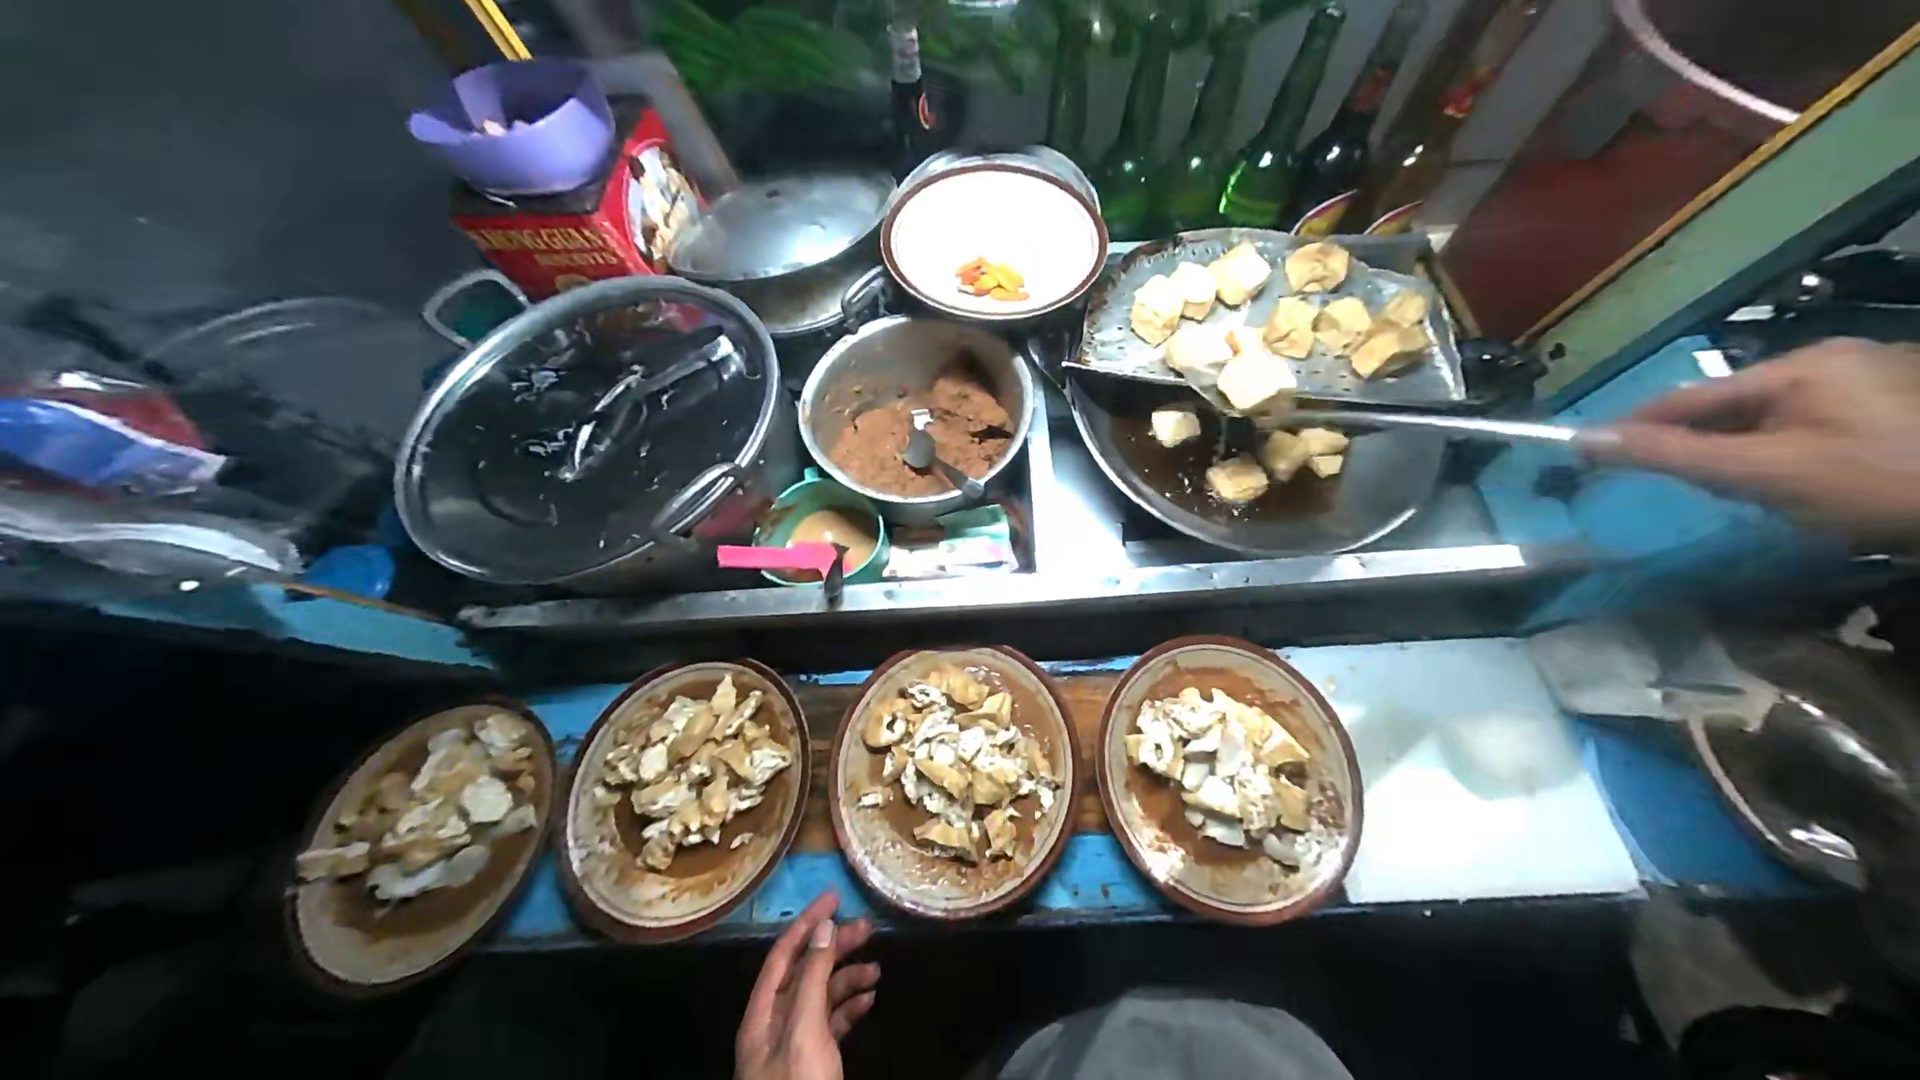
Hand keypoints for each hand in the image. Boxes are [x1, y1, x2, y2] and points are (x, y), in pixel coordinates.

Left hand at [735, 891, 879, 1079]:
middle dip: (835, 947)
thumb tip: (823, 927)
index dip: (808, 922)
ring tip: (877, 969)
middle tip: (868, 928)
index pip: (783, 954)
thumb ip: (812, 978)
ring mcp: (794, 1046)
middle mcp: (775, 1025)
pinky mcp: (813, 1064)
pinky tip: (870, 1000)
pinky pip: (831, 1024)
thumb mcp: (804, 1031)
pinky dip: (850, 1008)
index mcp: (762, 1015)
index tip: (835, 896)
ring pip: (821, 997)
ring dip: (847, 978)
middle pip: (805, 972)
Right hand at [1585, 338, 1919, 533]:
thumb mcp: (1762, 472)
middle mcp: (1837, 361)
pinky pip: (1809, 429)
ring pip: (1767, 421)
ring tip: (1748, 491)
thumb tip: (1581, 440)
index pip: (1685, 398)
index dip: (1632, 428)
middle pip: (1728, 408)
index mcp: (1802, 366)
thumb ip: (1667, 453)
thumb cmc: (1883, 484)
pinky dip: (1785, 456)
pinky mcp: (1902, 410)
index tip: (1588, 459)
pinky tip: (1800, 485)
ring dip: (1741, 454)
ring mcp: (1877, 383)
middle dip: (1699, 447)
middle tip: (1690, 488)